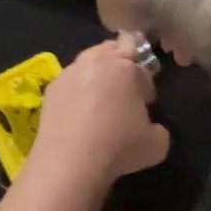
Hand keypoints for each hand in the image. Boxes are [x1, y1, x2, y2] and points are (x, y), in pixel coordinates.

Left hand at [32, 35, 170, 182]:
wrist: (70, 162)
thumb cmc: (119, 148)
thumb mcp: (157, 144)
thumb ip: (158, 128)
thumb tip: (149, 126)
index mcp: (128, 68)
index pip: (143, 66)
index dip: (147, 83)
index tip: (147, 100)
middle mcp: (98, 62)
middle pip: (115, 49)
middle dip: (124, 62)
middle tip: (126, 86)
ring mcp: (72, 72)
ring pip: (90, 59)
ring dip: (99, 71)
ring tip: (101, 96)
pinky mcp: (52, 88)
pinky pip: (71, 79)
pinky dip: (78, 88)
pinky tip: (80, 108)